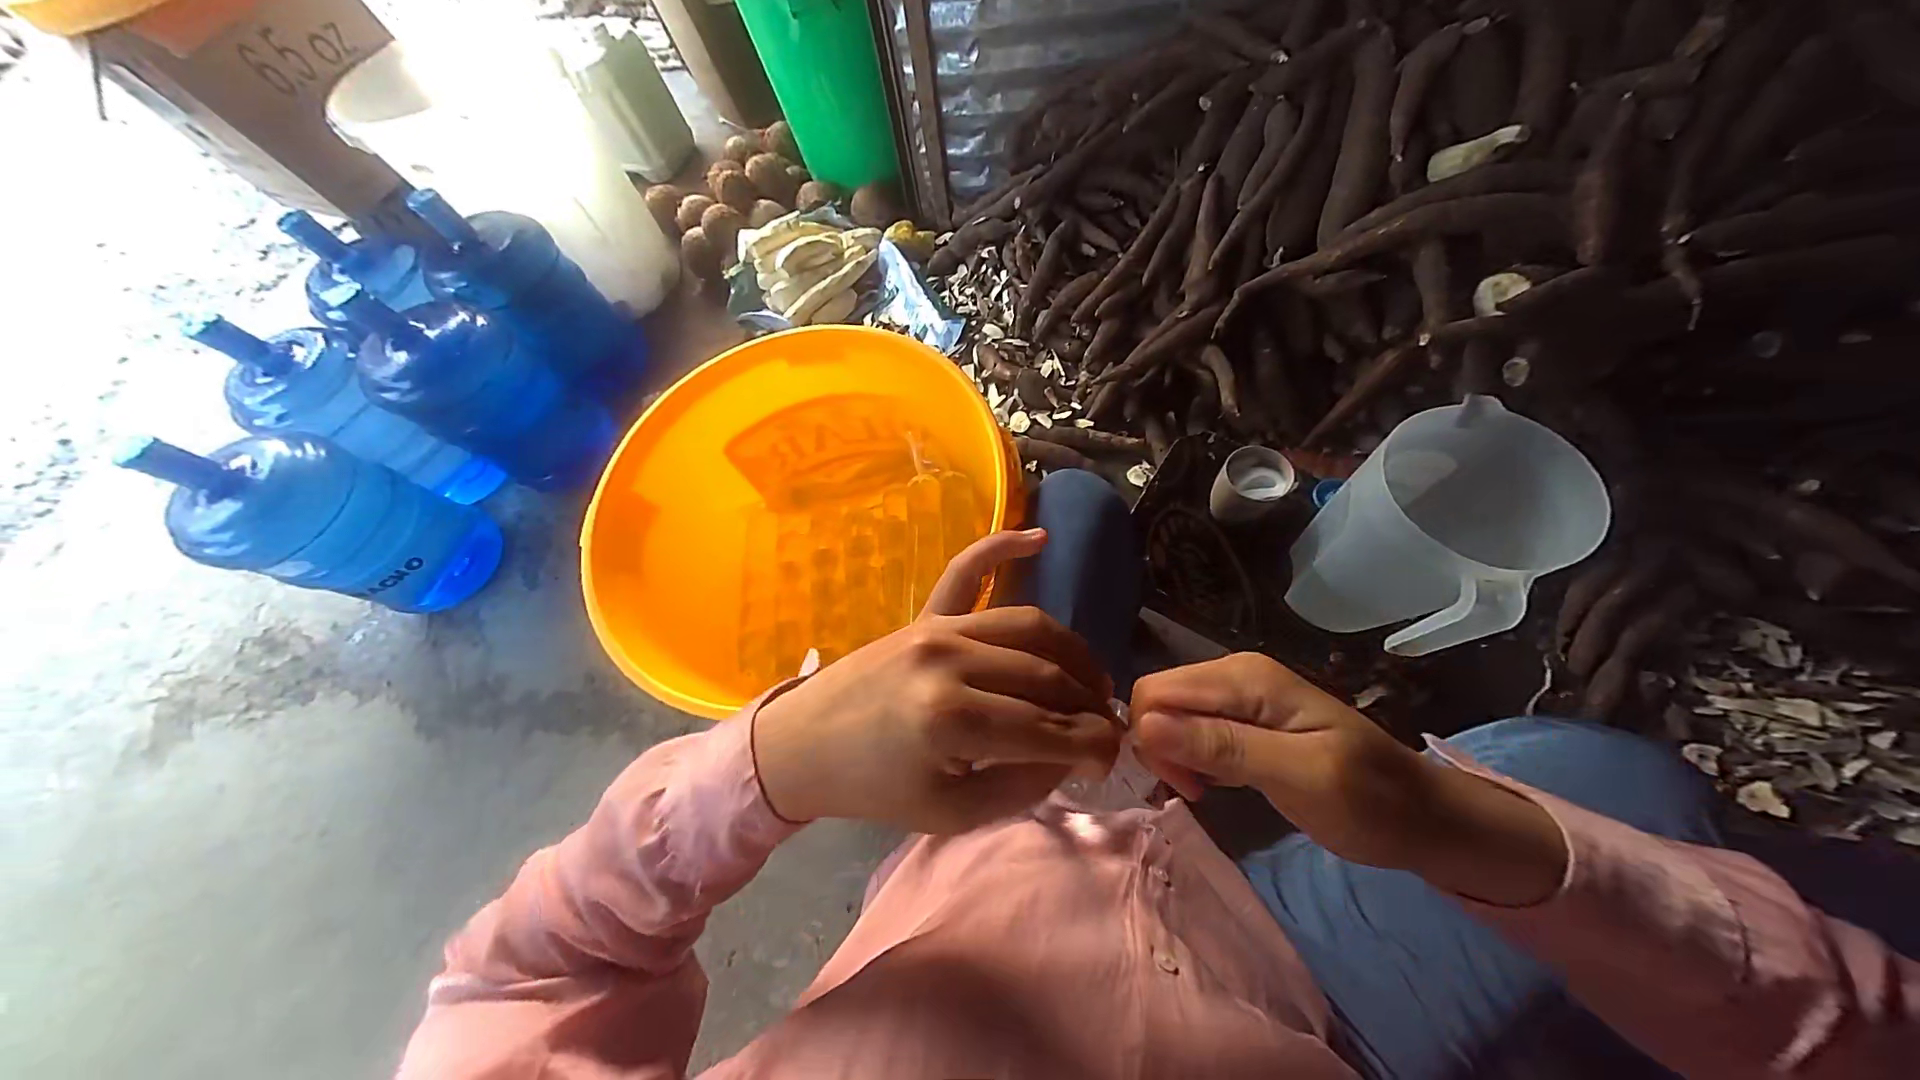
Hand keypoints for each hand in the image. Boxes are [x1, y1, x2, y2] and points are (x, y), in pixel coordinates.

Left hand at [753, 528, 1120, 834]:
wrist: (803, 746)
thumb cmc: (874, 790)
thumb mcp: (953, 814)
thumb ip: (1024, 785)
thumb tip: (1074, 753)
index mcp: (954, 721)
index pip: (1052, 729)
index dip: (1094, 746)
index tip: (1109, 760)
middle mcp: (951, 661)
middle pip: (1049, 676)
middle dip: (1090, 706)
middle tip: (1103, 730)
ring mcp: (937, 628)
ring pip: (1029, 628)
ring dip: (1073, 654)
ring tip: (1092, 682)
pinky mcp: (924, 615)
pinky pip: (966, 571)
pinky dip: (1002, 547)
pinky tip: (1039, 538)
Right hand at [1130, 654, 1567, 905]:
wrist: (1425, 816)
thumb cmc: (1370, 800)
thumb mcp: (1299, 776)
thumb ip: (1223, 747)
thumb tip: (1146, 727)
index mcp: (1245, 678)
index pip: (1157, 692)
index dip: (1153, 739)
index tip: (1187, 785)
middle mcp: (1234, 674)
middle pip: (1158, 699)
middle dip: (1160, 747)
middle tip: (1197, 791)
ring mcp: (1238, 694)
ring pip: (1169, 714)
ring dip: (1175, 754)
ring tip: (1208, 790)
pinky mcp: (1241, 717)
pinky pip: (1190, 728)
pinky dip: (1191, 757)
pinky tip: (1216, 781)